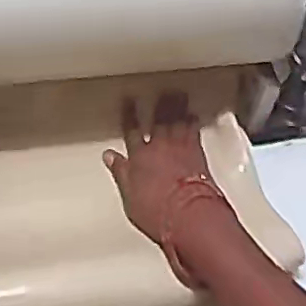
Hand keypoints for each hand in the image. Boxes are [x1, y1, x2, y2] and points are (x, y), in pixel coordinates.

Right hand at [102, 92, 225, 246]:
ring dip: (175, 106)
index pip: (131, 131)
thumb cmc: (158, 212)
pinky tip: (194, 113)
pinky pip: (194, 128)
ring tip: (176, 94)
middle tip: (157, 90)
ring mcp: (178, 146)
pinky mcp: (196, 151)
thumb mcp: (129, 197)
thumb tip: (109, 158)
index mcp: (138, 157)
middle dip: (156, 105)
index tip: (129, 102)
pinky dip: (193, 120)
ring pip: (175, 119)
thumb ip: (120, 173)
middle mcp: (158, 146)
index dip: (129, 116)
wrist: (187, 214)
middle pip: (156, 120)